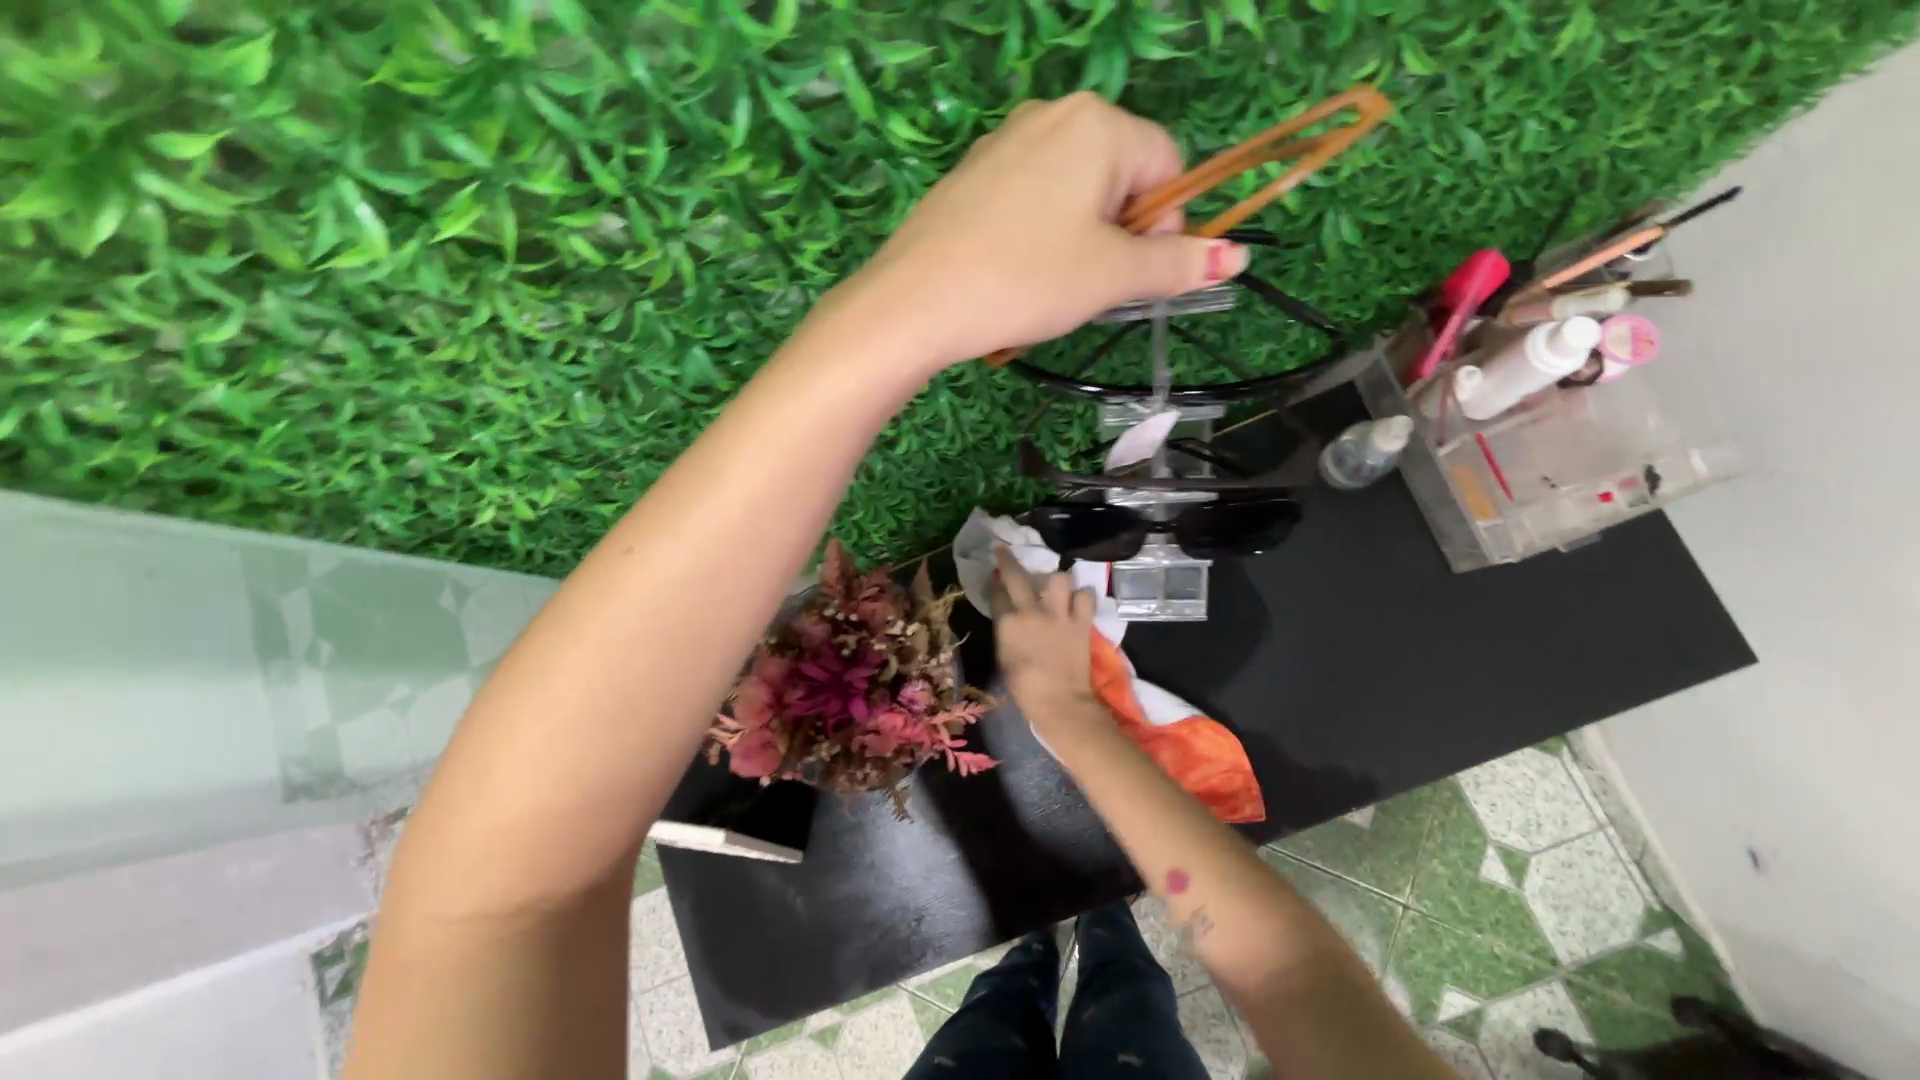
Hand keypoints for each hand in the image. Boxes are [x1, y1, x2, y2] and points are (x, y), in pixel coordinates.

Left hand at [841, 93, 1249, 371]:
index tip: (1132, 271)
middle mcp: (1051, 115)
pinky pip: (1032, 198)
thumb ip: (1178, 264)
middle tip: (1091, 281)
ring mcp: (1004, 141)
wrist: (915, 301)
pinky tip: (1017, 271)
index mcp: (1096, 123)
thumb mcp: (1113, 276)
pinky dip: (1040, 233)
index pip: (1167, 166)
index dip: (1164, 226)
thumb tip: (1238, 257)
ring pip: (1075, 190)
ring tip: (1051, 282)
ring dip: (1082, 237)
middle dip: (1121, 230)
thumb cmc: (1026, 279)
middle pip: (1120, 173)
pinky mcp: (972, 174)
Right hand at [991, 546, 1102, 724]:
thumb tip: (1007, 613)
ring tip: (1057, 586)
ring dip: (1057, 581)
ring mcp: (1059, 615)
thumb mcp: (1004, 656)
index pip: (997, 592)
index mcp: (1007, 623)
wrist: (1059, 701)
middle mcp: (1031, 612)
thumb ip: (1005, 630)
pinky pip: (1086, 597)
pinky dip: (1083, 597)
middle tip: (1005, 550)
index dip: (994, 580)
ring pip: (1059, 579)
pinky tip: (1079, 602)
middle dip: (1008, 560)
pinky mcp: (1082, 622)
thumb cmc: (1024, 687)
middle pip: (1018, 576)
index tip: (994, 571)